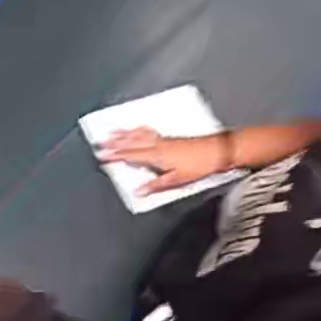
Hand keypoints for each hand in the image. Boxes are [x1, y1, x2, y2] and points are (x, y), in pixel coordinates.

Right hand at [96, 128, 230, 194]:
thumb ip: (155, 185)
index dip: (116, 156)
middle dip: (116, 142)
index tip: (102, 156)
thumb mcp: (176, 180)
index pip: (131, 155)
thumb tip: (139, 191)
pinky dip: (138, 130)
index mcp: (158, 155)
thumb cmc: (200, 164)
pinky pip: (149, 132)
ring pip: (140, 135)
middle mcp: (159, 145)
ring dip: (125, 133)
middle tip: (101, 141)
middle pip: (132, 142)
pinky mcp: (170, 138)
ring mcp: (165, 140)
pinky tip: (137, 129)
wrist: (219, 150)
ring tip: (113, 132)